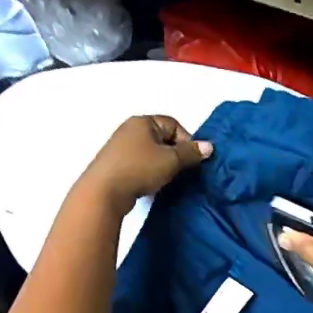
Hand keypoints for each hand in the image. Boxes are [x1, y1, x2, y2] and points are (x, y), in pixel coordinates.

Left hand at [79, 115, 212, 204]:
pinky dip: (149, 172)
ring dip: (162, 165)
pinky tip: (152, 185)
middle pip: (162, 139)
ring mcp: (120, 148)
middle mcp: (130, 130)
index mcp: (143, 121)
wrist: (104, 191)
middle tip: (182, 172)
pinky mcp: (115, 165)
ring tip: (167, 180)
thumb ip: (191, 153)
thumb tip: (209, 146)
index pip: (174, 125)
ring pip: (151, 153)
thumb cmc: (139, 168)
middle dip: (175, 154)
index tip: (192, 160)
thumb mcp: (171, 160)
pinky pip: (140, 165)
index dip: (187, 141)